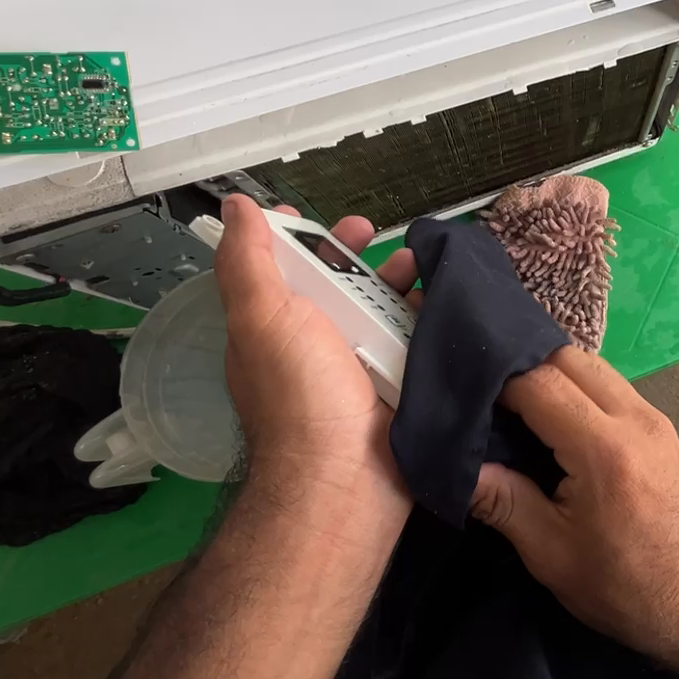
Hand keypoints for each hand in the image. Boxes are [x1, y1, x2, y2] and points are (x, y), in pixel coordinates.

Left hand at [213, 194, 420, 495]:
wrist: (350, 471)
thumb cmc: (300, 392)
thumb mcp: (263, 317)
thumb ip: (249, 261)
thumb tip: (233, 208)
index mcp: (274, 327)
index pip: (281, 271)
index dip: (296, 240)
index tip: (316, 218)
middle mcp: (315, 343)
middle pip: (336, 284)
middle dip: (354, 254)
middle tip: (376, 233)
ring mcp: (359, 362)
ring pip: (379, 306)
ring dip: (398, 279)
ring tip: (421, 262)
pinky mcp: (400, 377)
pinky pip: (415, 333)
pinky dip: (429, 312)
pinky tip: (445, 296)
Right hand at [467, 346, 678, 660]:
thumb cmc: (623, 585)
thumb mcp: (551, 553)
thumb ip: (504, 502)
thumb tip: (459, 467)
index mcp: (605, 449)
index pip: (542, 384)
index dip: (501, 386)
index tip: (473, 404)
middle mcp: (634, 417)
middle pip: (571, 358)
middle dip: (528, 368)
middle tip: (495, 403)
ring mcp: (654, 416)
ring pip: (595, 366)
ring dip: (557, 375)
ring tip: (523, 409)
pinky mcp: (661, 424)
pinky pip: (613, 384)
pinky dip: (582, 387)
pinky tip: (561, 419)